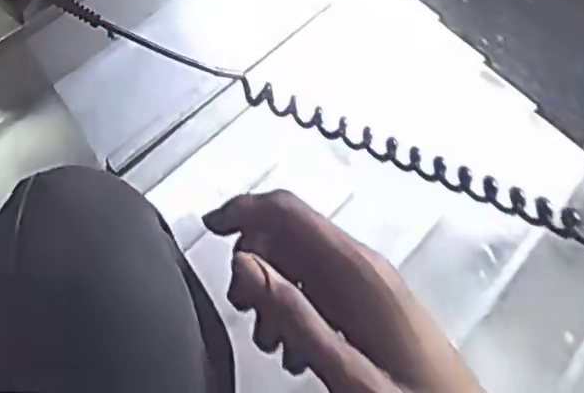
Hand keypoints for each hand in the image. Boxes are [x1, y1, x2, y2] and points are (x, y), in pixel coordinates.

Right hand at [206, 191, 483, 392]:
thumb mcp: (349, 375)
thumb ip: (295, 316)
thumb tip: (245, 263)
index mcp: (357, 270)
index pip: (287, 209)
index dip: (243, 208)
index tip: (211, 226)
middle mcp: (363, 265)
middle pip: (287, 232)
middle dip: (252, 260)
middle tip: (242, 307)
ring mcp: (369, 283)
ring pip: (298, 258)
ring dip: (271, 288)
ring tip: (271, 339)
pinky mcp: (372, 304)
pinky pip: (317, 282)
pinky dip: (292, 303)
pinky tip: (295, 345)